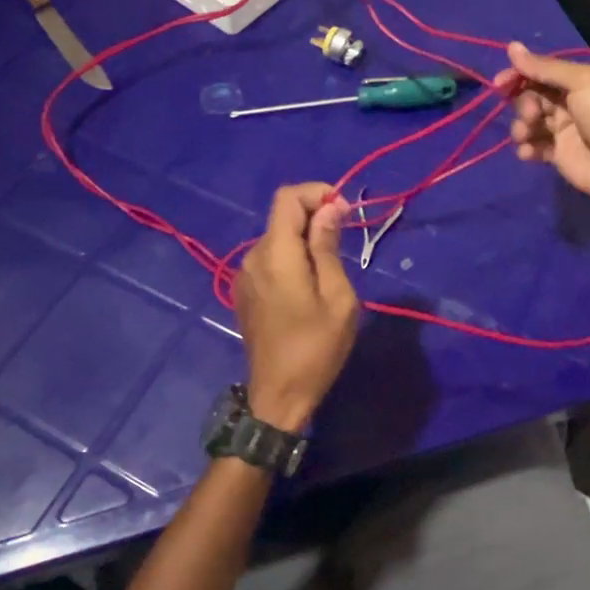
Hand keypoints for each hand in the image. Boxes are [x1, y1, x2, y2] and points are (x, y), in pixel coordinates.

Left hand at [234, 184, 359, 431]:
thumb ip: (329, 248)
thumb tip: (330, 208)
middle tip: (344, 242)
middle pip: (281, 217)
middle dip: (314, 217)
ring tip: (330, 270)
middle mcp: (253, 257)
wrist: (278, 396)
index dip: (317, 193)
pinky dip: (291, 258)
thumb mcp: (337, 297)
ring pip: (277, 238)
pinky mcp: (245, 292)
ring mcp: (245, 275)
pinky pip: (269, 260)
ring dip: (304, 240)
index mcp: (276, 255)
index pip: (287, 197)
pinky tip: (308, 286)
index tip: (344, 212)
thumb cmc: (315, 349)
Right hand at [495, 42, 589, 199]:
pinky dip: (526, 148)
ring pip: (527, 121)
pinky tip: (530, 152)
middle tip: (530, 114)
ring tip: (527, 135)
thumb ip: (545, 67)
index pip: (539, 71)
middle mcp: (568, 101)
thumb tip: (511, 46)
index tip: (500, 83)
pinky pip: (531, 146)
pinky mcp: (556, 154)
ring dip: (521, 127)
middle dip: (522, 103)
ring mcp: (561, 129)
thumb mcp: (582, 83)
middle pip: (530, 96)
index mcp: (578, 80)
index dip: (517, 75)